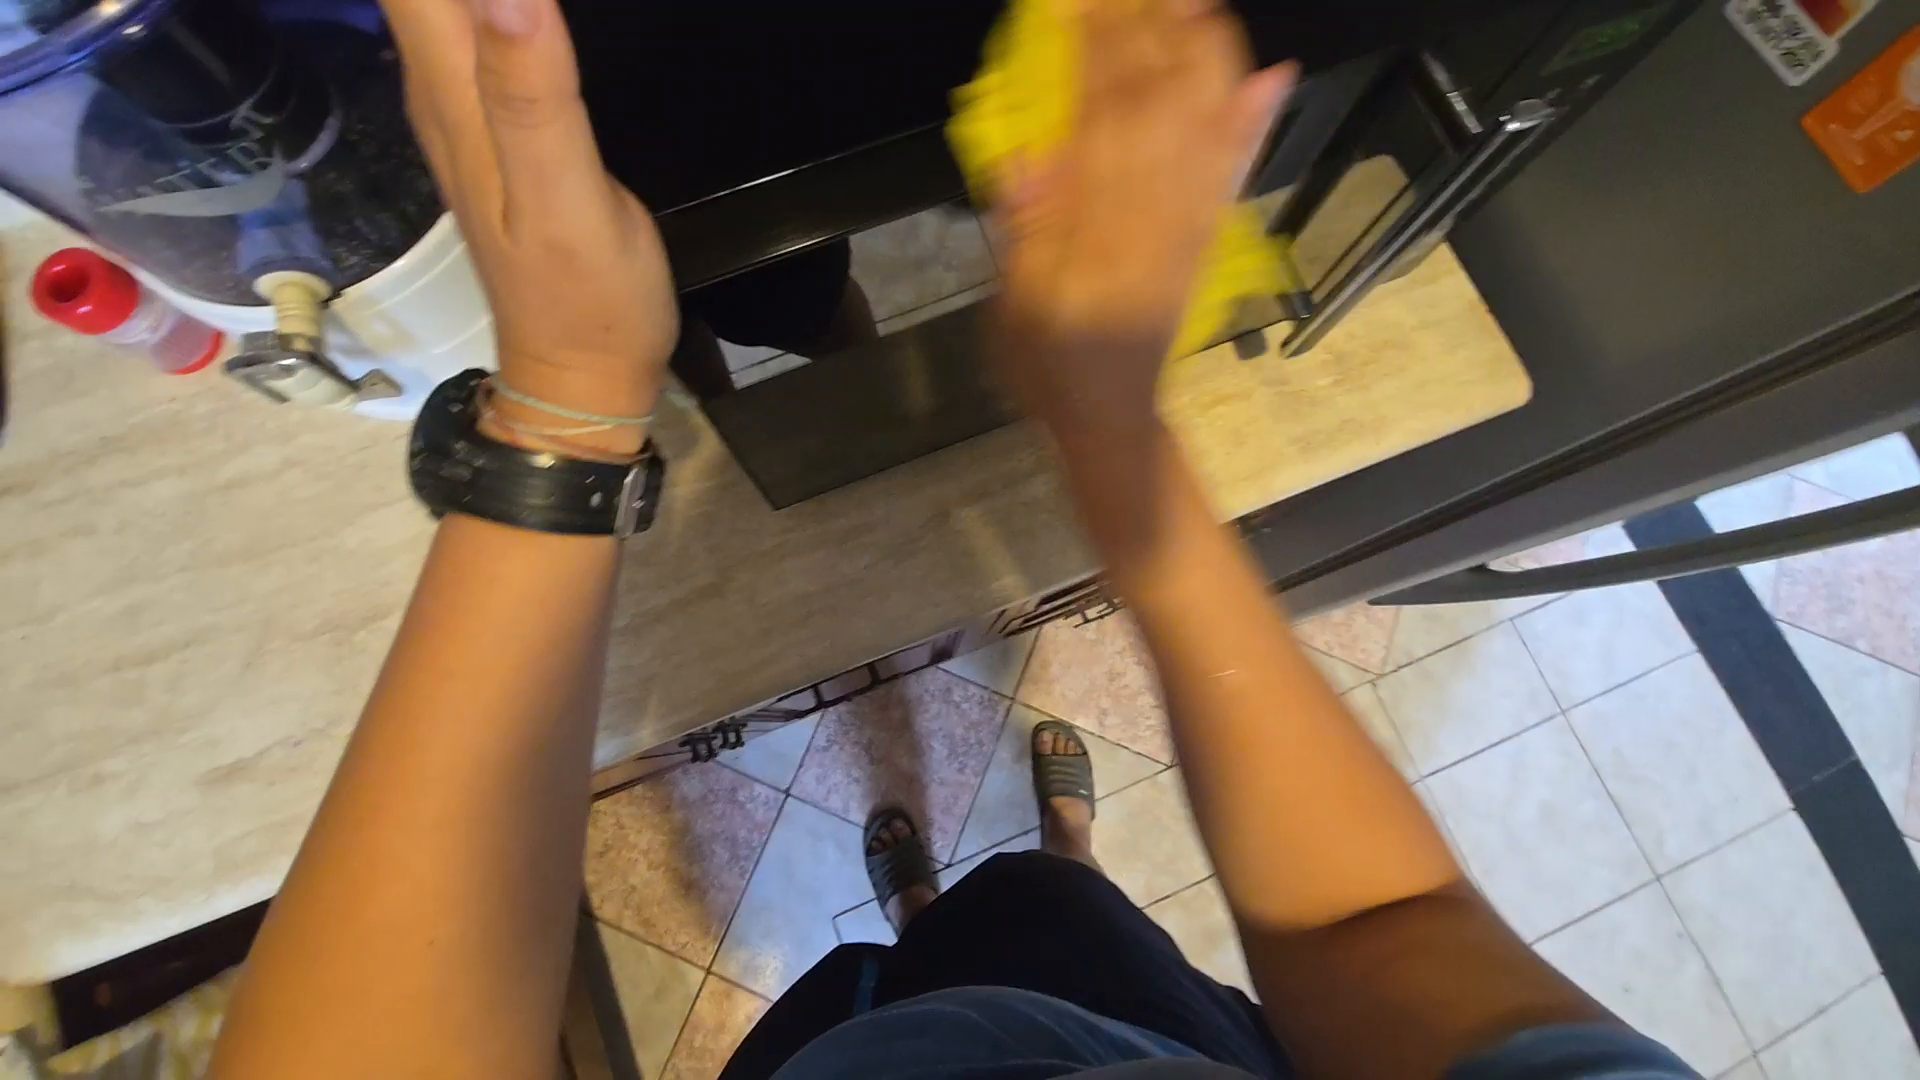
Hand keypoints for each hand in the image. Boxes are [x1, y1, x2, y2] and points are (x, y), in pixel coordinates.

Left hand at [381, 0, 676, 451]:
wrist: (583, 376)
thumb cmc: (589, 301)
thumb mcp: (571, 205)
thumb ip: (536, 99)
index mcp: (456, 94)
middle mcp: (442, 92)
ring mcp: (467, 120)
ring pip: (439, 0)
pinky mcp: (500, 142)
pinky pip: (473, 37)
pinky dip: (482, 1)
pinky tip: (518, 2)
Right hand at [991, 0, 1292, 443]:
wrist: (1112, 416)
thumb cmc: (1052, 368)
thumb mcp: (1016, 311)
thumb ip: (1027, 236)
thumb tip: (1031, 158)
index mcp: (1098, 233)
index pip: (1101, 119)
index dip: (1095, 49)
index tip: (1081, 1)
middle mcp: (1154, 216)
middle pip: (1159, 103)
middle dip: (1144, 28)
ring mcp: (1190, 225)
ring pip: (1208, 127)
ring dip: (1205, 51)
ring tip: (1191, 0)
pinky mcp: (1207, 239)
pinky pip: (1236, 175)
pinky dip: (1253, 123)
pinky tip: (1273, 77)